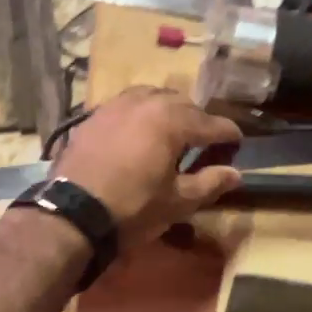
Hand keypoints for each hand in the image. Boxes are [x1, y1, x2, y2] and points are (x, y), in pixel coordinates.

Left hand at [50, 87, 243, 244]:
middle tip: (205, 143)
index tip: (237, 144)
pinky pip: (127, 106)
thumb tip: (236, 173)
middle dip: (198, 121)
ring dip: (168, 112)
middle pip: (183, 104)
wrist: (73, 213)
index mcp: (172, 120)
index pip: (212, 123)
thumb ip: (210, 183)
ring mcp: (116, 105)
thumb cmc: (133, 208)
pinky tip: (140, 134)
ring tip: (173, 134)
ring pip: (153, 98)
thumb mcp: (178, 202)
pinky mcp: (94, 116)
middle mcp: (146, 101)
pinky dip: (141, 116)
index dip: (228, 135)